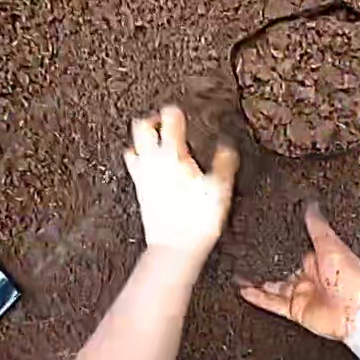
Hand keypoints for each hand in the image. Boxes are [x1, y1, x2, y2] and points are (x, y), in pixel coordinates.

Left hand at [124, 105, 238, 260]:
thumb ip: (224, 162)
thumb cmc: (197, 219)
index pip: (169, 118)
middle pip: (141, 126)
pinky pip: (134, 167)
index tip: (183, 113)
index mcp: (172, 155)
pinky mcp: (140, 191)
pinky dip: (141, 160)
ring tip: (158, 143)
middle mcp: (152, 161)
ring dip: (143, 141)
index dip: (177, 112)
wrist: (175, 247)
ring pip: (133, 146)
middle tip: (167, 123)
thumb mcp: (220, 188)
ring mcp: (142, 176)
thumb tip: (227, 147)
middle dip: (154, 120)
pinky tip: (154, 168)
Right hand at [238, 202, 359, 340]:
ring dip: (257, 281)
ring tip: (237, 274)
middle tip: (244, 257)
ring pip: (275, 287)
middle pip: (283, 270)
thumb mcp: (330, 243)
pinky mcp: (297, 310)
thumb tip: (311, 204)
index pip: (296, 250)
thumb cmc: (351, 276)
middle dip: (265, 265)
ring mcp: (303, 294)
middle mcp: (311, 277)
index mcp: (320, 259)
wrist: (357, 310)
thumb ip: (317, 226)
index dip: (281, 245)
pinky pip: (274, 304)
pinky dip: (259, 299)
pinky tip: (244, 291)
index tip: (262, 238)